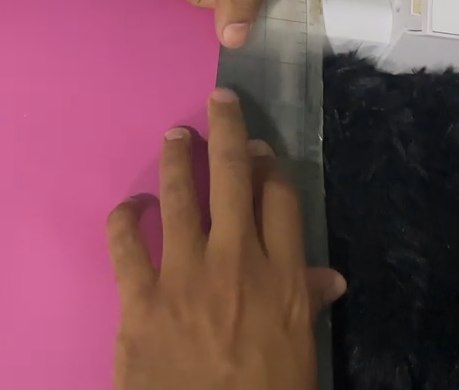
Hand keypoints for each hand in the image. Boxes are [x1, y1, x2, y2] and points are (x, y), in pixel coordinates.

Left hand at [106, 88, 345, 389]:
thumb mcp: (301, 358)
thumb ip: (309, 308)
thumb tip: (332, 277)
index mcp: (282, 280)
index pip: (280, 198)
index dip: (270, 165)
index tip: (261, 148)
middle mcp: (236, 263)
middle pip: (235, 176)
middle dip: (228, 130)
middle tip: (220, 99)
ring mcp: (184, 275)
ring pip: (181, 193)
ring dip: (178, 157)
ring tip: (175, 135)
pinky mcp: (140, 298)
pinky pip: (126, 240)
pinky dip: (126, 215)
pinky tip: (133, 206)